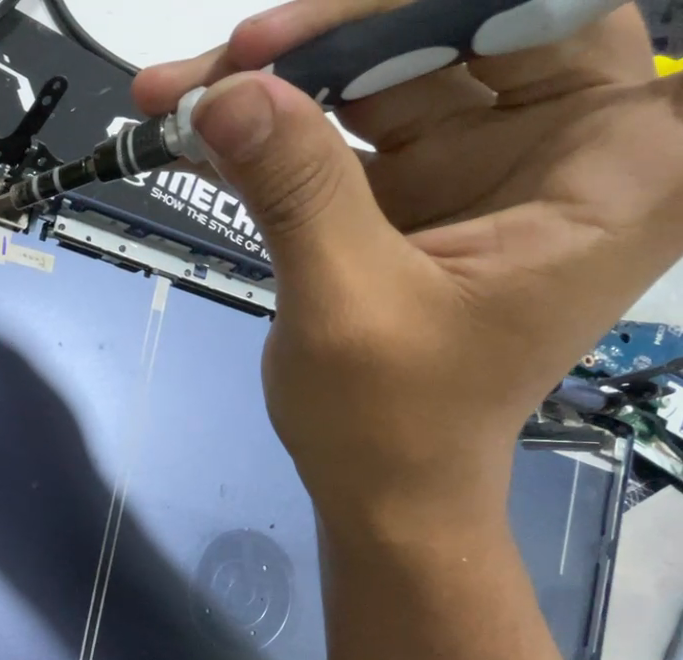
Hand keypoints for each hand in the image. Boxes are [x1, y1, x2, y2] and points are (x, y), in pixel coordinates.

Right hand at [135, 3, 682, 534]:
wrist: (379, 487)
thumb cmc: (392, 414)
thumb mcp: (347, 298)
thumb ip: (298, 188)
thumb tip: (223, 93)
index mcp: (615, 151)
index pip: (528, 13)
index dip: (402, 10)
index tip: (277, 40)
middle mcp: (557, 136)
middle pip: (439, 38)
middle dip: (315, 48)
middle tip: (205, 68)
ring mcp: (473, 162)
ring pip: (372, 82)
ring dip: (269, 90)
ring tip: (169, 97)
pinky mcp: (405, 194)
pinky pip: (334, 140)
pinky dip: (263, 139)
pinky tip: (192, 137)